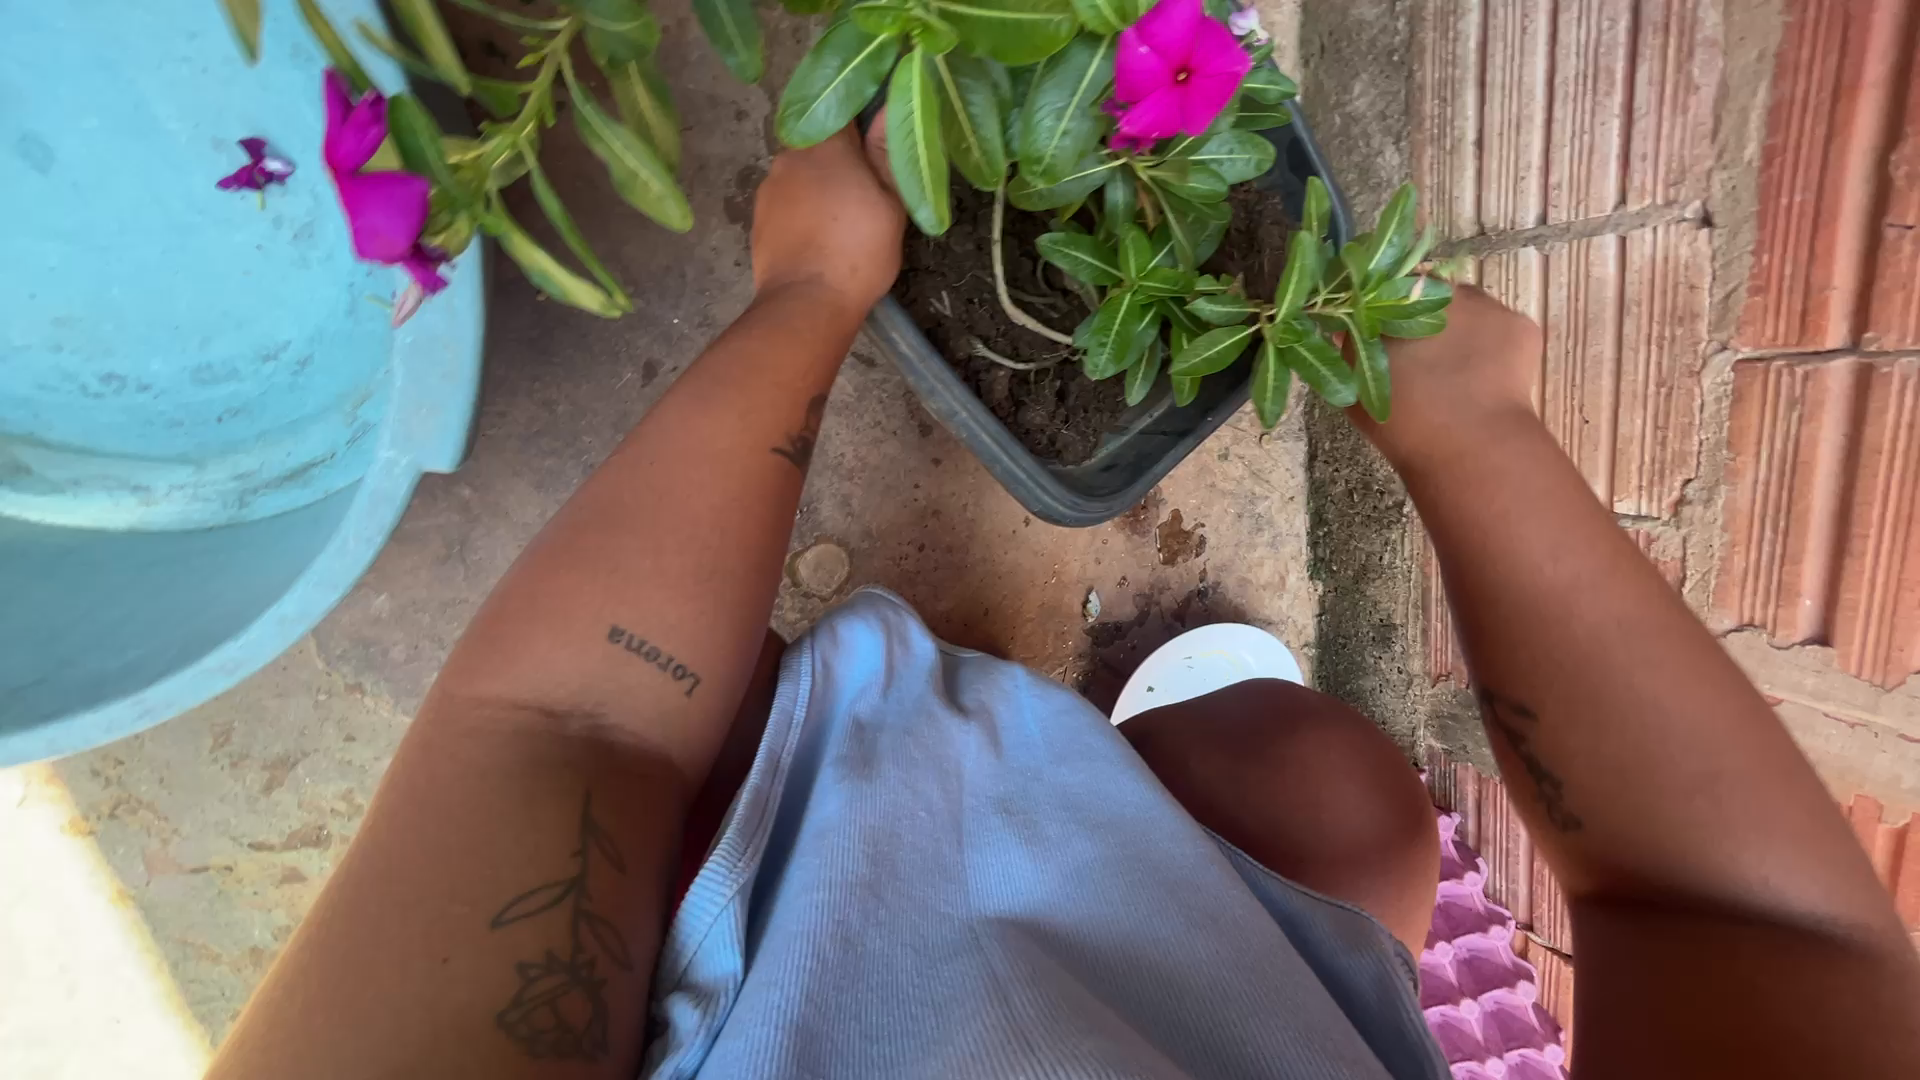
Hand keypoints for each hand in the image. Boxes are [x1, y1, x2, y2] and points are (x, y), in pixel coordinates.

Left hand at [751, 122, 904, 320]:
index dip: (859, 119)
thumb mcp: (890, 206)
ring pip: (800, 174)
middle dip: (838, 160)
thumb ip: (887, 154)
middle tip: (862, 192)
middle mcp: (790, 155)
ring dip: (817, 188)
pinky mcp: (758, 218)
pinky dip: (801, 212)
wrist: (806, 303)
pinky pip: (785, 202)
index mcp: (826, 144)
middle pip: (818, 144)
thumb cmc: (858, 253)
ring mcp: (769, 187)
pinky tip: (816, 239)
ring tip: (838, 223)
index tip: (875, 141)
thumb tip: (888, 107)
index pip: (841, 108)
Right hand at [1349, 284, 1543, 469]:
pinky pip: (1496, 326)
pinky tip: (1478, 374)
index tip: (1375, 326)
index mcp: (1393, 302)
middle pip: (1427, 291)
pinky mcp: (1518, 324)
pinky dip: (1486, 343)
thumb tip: (1344, 330)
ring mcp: (1483, 304)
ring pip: (1465, 307)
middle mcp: (1439, 290)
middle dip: (1418, 312)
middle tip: (1411, 349)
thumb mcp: (1353, 387)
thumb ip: (1347, 351)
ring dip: (1454, 325)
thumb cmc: (1398, 417)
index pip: (1383, 286)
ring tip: (1448, 366)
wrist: (1465, 442)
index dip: (1379, 304)